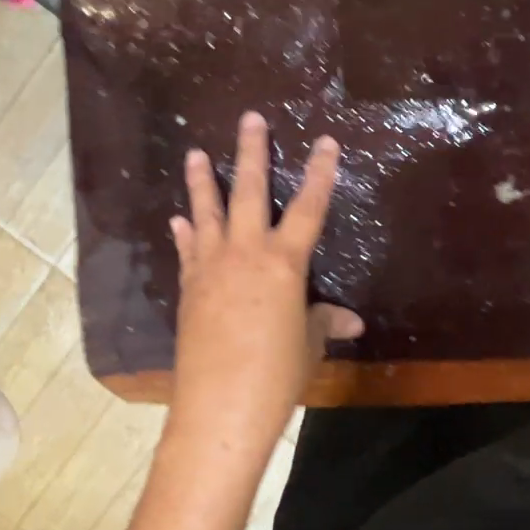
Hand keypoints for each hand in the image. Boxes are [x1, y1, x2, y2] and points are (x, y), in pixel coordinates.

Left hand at [168, 112, 362, 454]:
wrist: (219, 410)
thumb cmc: (276, 375)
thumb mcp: (308, 345)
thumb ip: (324, 322)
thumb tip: (350, 319)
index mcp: (283, 263)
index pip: (309, 207)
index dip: (320, 173)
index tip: (325, 141)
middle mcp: (245, 254)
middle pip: (249, 192)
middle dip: (252, 153)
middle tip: (250, 118)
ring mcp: (211, 269)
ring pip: (208, 213)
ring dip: (202, 182)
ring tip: (195, 152)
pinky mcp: (189, 290)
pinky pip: (187, 251)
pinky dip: (184, 232)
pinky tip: (179, 218)